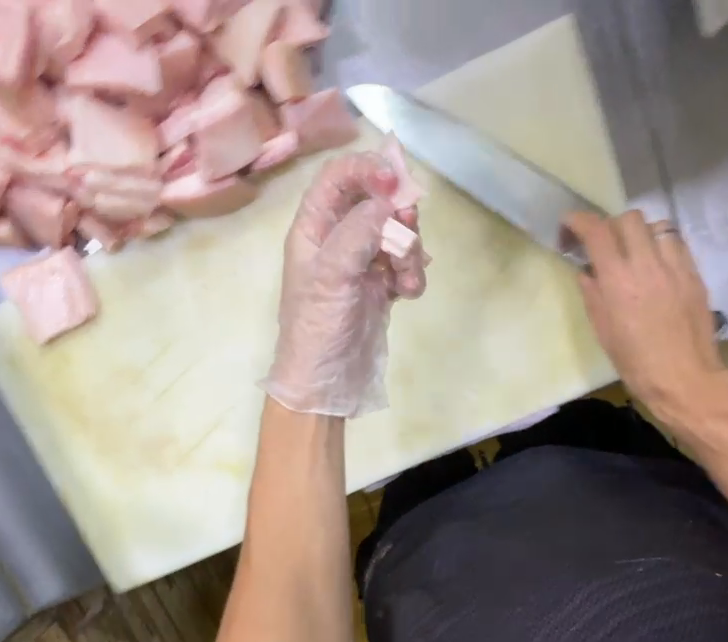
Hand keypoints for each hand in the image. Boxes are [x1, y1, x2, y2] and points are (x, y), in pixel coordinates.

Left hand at [262, 154, 426, 417]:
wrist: (326, 383)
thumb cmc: (317, 327)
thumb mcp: (331, 274)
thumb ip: (359, 230)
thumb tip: (388, 199)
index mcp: (314, 229)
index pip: (339, 178)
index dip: (368, 171)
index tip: (395, 182)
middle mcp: (337, 240)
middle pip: (376, 202)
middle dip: (397, 216)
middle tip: (409, 233)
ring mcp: (361, 264)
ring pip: (396, 235)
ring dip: (410, 251)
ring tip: (407, 279)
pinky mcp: (380, 287)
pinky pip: (405, 265)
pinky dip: (413, 275)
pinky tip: (408, 294)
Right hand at [564, 211, 726, 412]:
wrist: (685, 379)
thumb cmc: (637, 365)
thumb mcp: (604, 333)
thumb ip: (593, 296)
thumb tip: (587, 271)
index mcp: (619, 282)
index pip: (597, 231)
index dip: (579, 221)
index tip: (570, 226)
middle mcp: (647, 265)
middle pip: (629, 219)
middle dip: (612, 226)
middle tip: (605, 245)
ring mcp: (675, 267)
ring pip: (657, 226)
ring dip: (640, 234)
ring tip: (634, 254)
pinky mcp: (695, 274)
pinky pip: (677, 243)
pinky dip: (662, 246)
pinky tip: (657, 266)